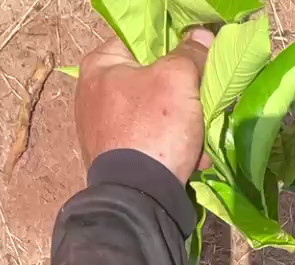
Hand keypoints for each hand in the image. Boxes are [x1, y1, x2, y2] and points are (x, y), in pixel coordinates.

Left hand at [75, 31, 212, 182]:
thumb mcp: (178, 81)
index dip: (172, 51)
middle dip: (180, 100)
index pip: (141, 42)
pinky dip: (167, 152)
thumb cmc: (153, 129)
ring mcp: (99, 132)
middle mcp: (92, 95)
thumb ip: (190, 55)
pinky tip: (187, 162)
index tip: (194, 66)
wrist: (139, 196)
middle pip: (149, 84)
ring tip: (198, 145)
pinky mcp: (111, 162)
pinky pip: (146, 146)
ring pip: (151, 119)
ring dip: (180, 130)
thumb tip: (202, 38)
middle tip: (201, 110)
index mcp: (100, 65)